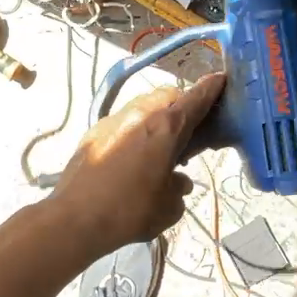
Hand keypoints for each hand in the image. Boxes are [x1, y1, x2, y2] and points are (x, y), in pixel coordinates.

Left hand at [48, 73, 223, 259]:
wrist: (76, 216)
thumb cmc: (130, 210)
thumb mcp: (168, 207)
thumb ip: (179, 188)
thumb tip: (177, 182)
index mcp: (166, 127)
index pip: (195, 99)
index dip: (210, 89)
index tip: (221, 79)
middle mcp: (142, 114)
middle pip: (169, 95)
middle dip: (182, 104)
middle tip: (189, 128)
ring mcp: (115, 118)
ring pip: (144, 104)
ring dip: (158, 115)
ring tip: (161, 144)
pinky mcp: (95, 130)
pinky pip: (124, 119)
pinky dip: (136, 128)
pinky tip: (133, 154)